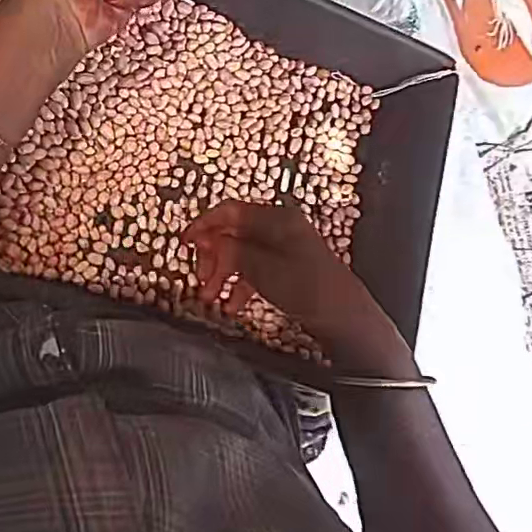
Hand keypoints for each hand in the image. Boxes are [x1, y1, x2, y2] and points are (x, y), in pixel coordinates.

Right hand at [181, 201, 416, 377]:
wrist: (345, 319)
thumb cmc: (308, 289)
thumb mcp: (262, 269)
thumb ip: (232, 251)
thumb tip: (209, 240)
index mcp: (277, 219)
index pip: (230, 211)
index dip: (204, 225)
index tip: (185, 242)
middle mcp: (279, 228)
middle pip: (233, 233)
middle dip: (213, 256)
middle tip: (200, 277)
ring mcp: (283, 248)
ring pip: (240, 254)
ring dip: (222, 274)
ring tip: (211, 297)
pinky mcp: (286, 268)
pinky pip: (254, 270)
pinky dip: (239, 285)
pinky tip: (230, 305)